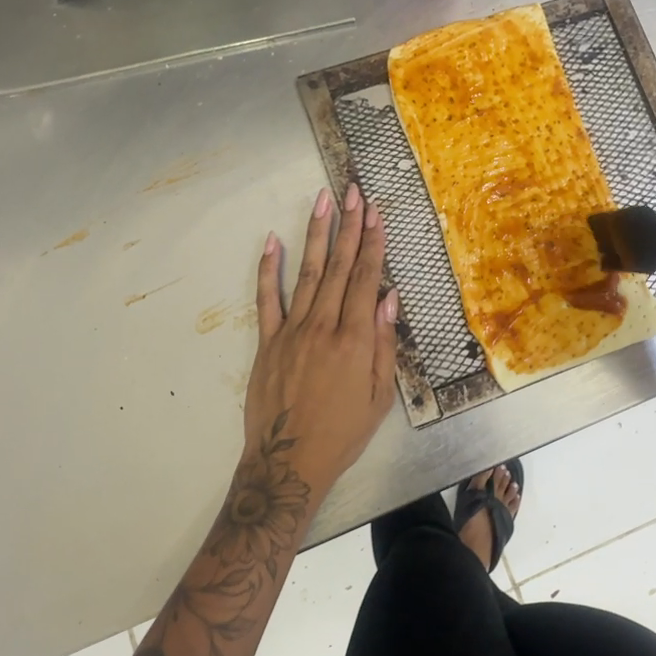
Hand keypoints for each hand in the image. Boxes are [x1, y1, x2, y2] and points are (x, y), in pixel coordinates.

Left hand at [245, 184, 398, 499]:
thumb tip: (389, 298)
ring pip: (307, 273)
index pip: (366, 279)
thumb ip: (384, 344)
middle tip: (353, 193)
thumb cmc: (342, 433)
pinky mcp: (267, 342)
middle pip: (339, 267)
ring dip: (317, 235)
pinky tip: (273, 240)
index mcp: (355, 340)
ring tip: (323, 201)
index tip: (375, 214)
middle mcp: (323, 327)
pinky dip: (269, 269)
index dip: (372, 244)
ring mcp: (291, 331)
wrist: (288, 463)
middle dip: (349, 227)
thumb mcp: (379, 397)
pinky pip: (267, 299)